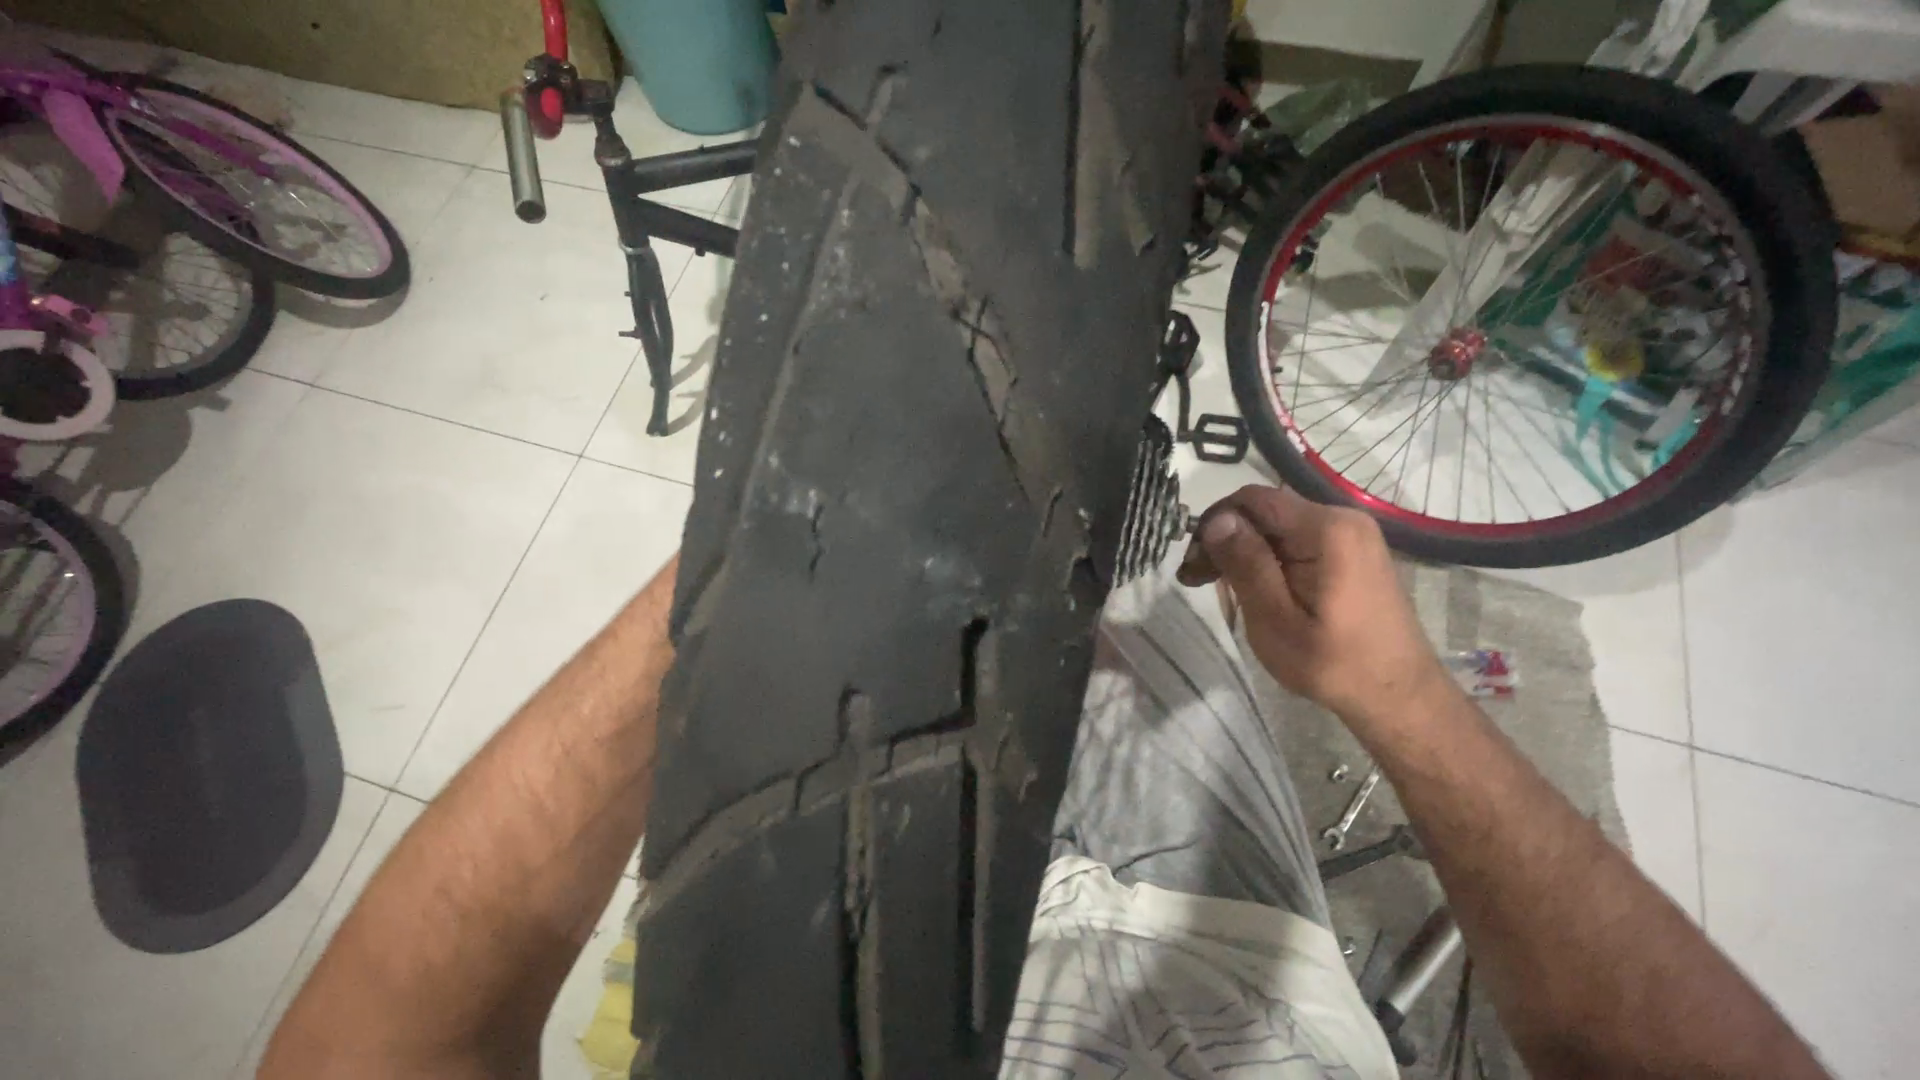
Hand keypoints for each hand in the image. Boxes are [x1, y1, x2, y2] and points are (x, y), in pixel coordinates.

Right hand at [1177, 485, 1449, 727]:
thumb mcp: (1275, 620)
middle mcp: (1343, 517)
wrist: (1399, 694)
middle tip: (1201, 582)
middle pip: (1266, 510)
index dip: (1215, 523)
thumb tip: (1214, 520)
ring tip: (1229, 592)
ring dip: (1248, 551)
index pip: (1252, 499)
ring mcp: (1353, 533)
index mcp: (1326, 529)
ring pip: (1280, 525)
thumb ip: (1246, 565)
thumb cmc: (1334, 664)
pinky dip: (1273, 558)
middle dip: (1229, 539)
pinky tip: (1261, 590)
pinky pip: (1301, 540)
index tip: (1195, 565)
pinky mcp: (1354, 550)